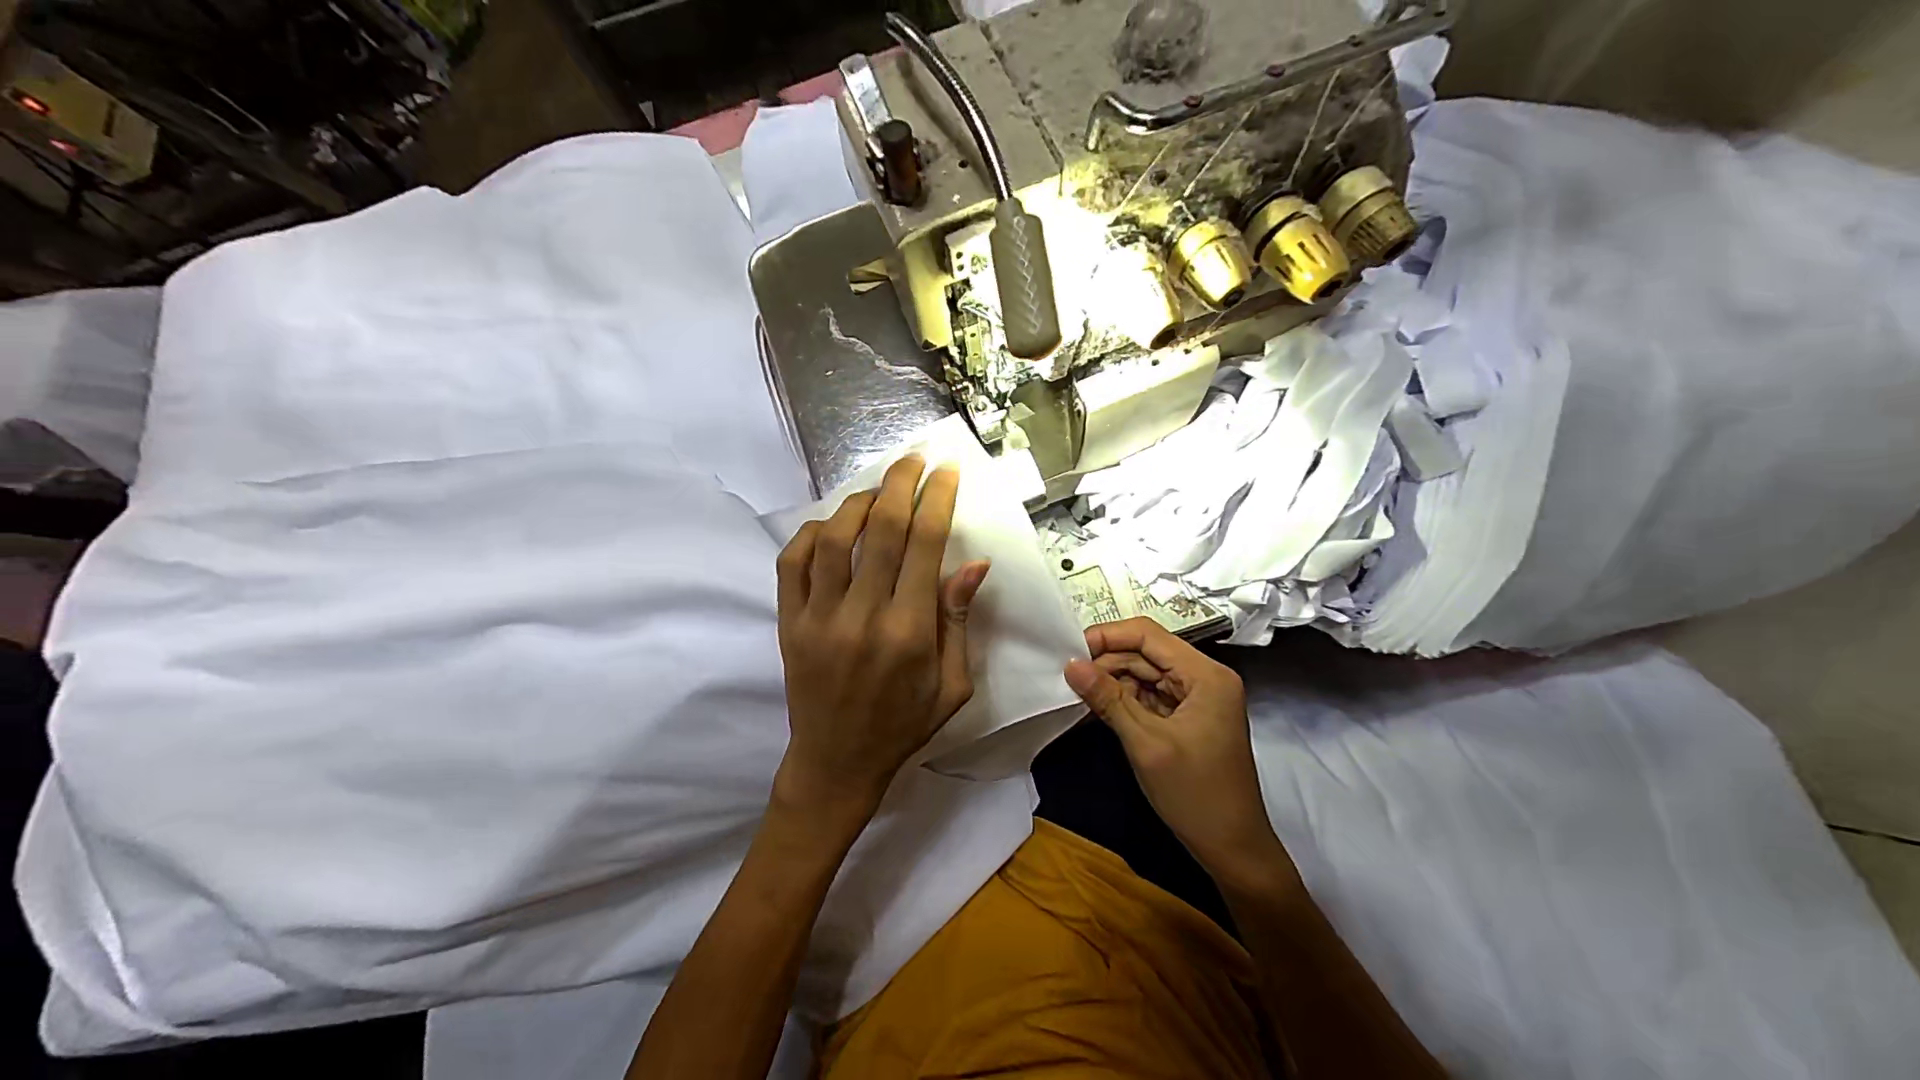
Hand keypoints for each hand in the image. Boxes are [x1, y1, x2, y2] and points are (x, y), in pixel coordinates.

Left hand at [775, 455, 989, 816]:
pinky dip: (810, 533)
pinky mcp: (789, 623)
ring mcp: (819, 618)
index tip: (946, 471)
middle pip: (883, 529)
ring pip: (834, 537)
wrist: (837, 761)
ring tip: (877, 492)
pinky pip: (792, 562)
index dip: (938, 499)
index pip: (926, 545)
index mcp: (910, 632)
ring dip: (858, 503)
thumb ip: (958, 621)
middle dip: (901, 483)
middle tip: (912, 460)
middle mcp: (863, 617)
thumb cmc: (904, 724)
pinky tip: (831, 526)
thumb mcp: (952, 684)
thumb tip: (974, 563)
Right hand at [1065, 618, 1288, 884]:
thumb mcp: (1146, 743)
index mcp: (1206, 675)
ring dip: (1113, 681)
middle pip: (1147, 652)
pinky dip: (1125, 699)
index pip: (1149, 635)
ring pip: (1146, 674)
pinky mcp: (1188, 718)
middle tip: (1067, 676)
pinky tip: (1098, 707)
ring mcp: (1197, 698)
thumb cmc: (1195, 794)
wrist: (1232, 849)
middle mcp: (1204, 678)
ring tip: (1078, 692)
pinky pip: (1150, 696)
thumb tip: (1071, 665)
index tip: (1069, 650)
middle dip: (1107, 661)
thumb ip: (1108, 699)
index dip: (1108, 636)